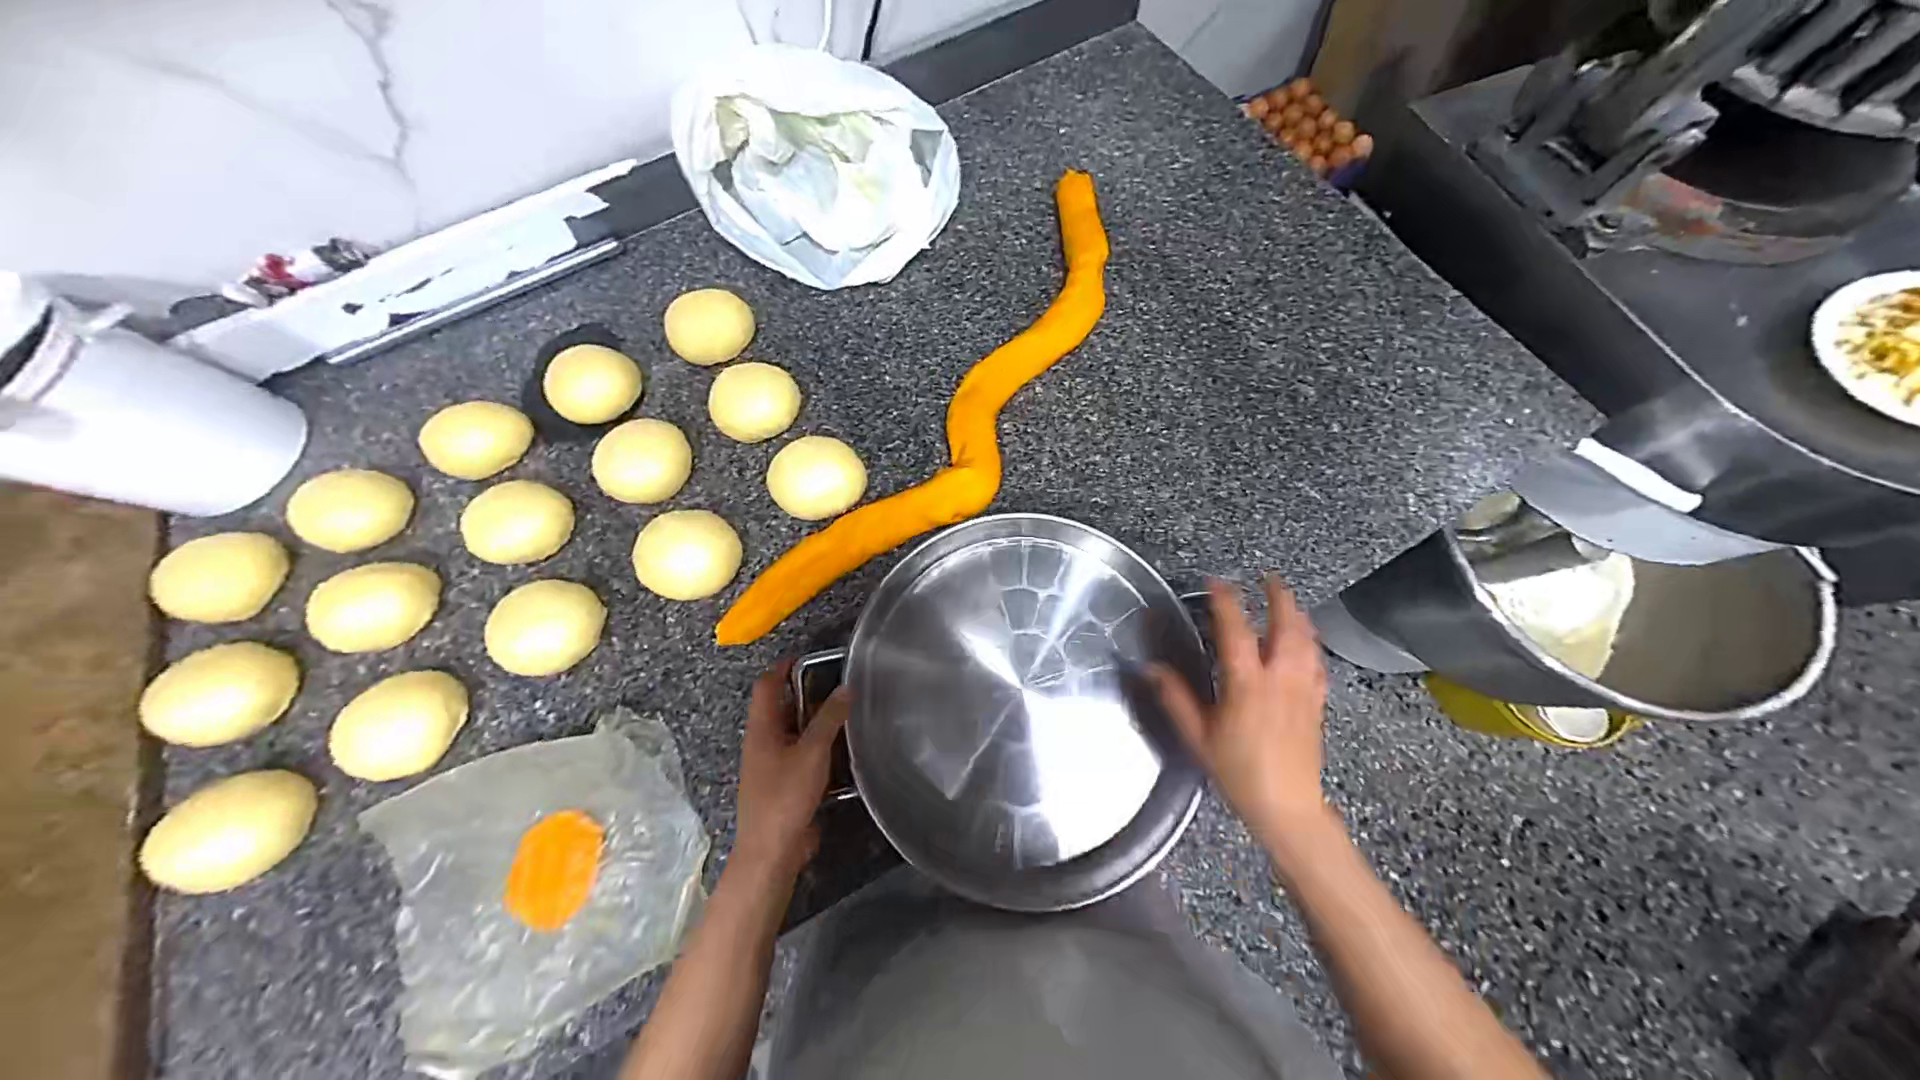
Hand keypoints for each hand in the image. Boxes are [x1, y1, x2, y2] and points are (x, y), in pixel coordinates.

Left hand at [733, 660, 847, 879]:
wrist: (772, 851)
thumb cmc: (786, 795)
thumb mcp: (812, 751)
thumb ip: (829, 719)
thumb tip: (845, 688)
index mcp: (761, 729)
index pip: (767, 686)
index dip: (784, 667)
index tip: (809, 656)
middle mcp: (763, 742)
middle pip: (781, 707)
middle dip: (806, 694)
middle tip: (838, 684)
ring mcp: (772, 765)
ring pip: (794, 732)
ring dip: (815, 722)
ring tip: (846, 712)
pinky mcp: (784, 785)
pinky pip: (801, 755)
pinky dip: (819, 747)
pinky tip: (842, 750)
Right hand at [1152, 577, 1331, 841]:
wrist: (1287, 807)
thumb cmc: (1239, 772)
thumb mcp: (1198, 736)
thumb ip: (1176, 698)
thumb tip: (1152, 670)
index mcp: (1247, 684)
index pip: (1237, 631)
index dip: (1227, 602)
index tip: (1218, 583)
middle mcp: (1280, 680)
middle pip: (1286, 626)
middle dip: (1279, 597)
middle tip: (1268, 578)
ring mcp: (1303, 691)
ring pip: (1307, 641)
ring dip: (1298, 615)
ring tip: (1288, 601)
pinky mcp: (1316, 704)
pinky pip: (1318, 664)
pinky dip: (1312, 644)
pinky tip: (1307, 642)